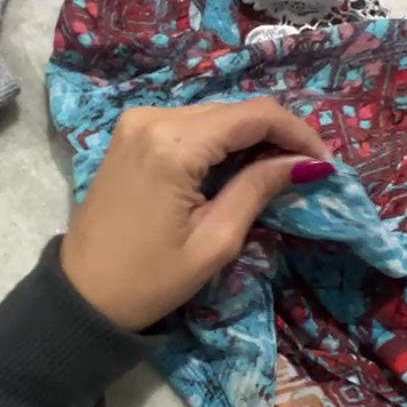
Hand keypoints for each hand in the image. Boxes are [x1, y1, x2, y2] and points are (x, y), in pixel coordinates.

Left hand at [60, 99, 335, 330]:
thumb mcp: (214, 241)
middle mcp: (152, 117)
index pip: (254, 115)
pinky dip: (220, 141)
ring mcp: (136, 122)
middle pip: (234, 110)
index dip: (298, 133)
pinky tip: (239, 166)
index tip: (325, 163)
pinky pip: (189, 125)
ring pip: (214, 115)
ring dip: (250, 137)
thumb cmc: (148, 281)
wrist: (80, 296)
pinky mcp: (130, 134)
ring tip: (280, 171)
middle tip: (308, 170)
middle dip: (277, 135)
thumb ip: (258, 189)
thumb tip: (307, 164)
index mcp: (173, 144)